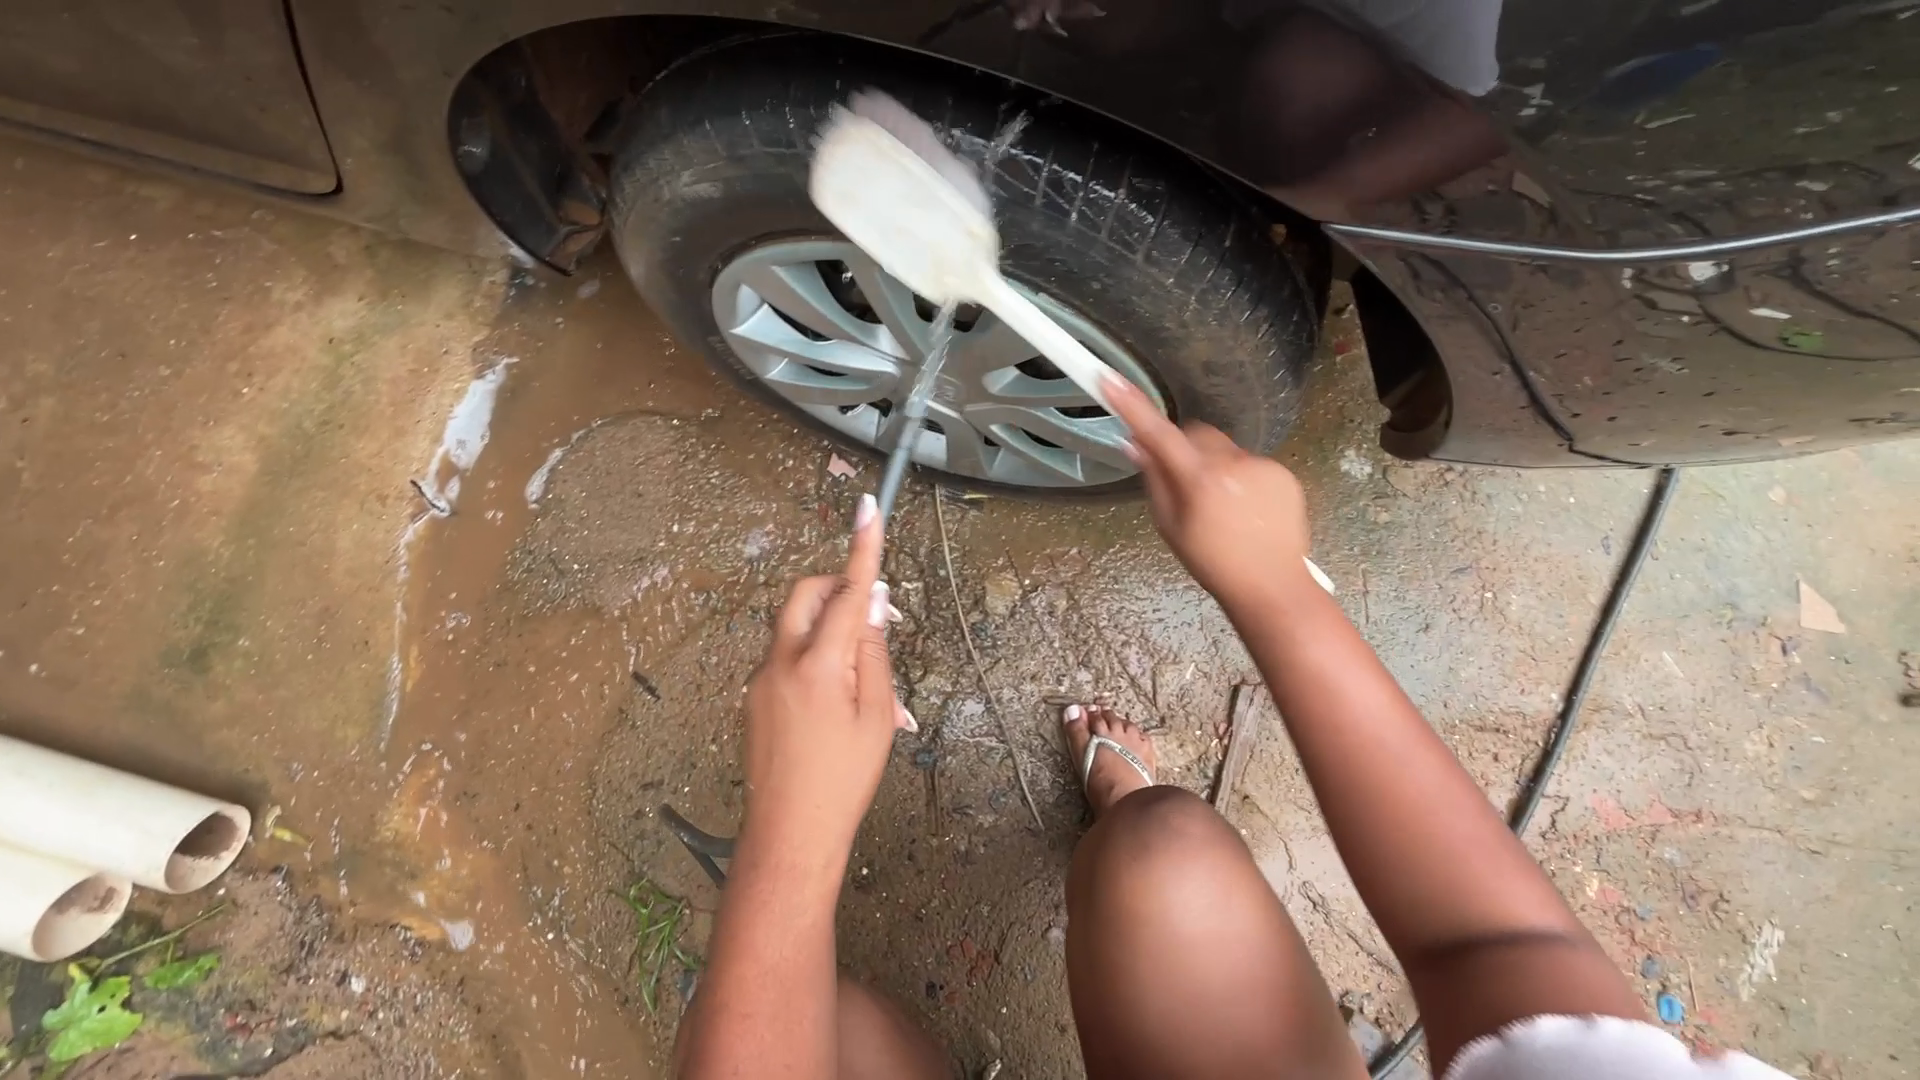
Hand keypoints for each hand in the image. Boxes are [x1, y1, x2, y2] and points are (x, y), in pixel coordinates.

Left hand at [741, 494, 907, 862]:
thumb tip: (872, 600)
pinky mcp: (752, 696)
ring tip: (865, 680)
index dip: (862, 548)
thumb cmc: (845, 779)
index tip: (869, 509)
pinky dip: (816, 657)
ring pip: (797, 627)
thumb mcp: (877, 714)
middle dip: (837, 586)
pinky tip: (839, 700)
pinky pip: (787, 657)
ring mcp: (760, 678)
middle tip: (874, 615)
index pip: (846, 592)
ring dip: (830, 629)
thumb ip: (873, 650)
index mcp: (817, 664)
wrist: (789, 833)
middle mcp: (780, 661)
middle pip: (806, 595)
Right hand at [1105, 376, 1314, 604]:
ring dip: (1216, 466)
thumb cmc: (1213, 563)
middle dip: (1186, 450)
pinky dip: (1242, 478)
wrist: (1272, 586)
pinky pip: (1251, 463)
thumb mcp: (1170, 527)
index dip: (1132, 406)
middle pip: (1197, 435)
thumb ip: (1155, 481)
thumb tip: (1136, 445)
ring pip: (1225, 450)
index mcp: (1199, 480)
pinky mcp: (1283, 472)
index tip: (1111, 380)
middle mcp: (1233, 464)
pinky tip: (1245, 510)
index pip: (1158, 433)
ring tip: (1221, 508)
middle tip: (1184, 485)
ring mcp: (1262, 466)